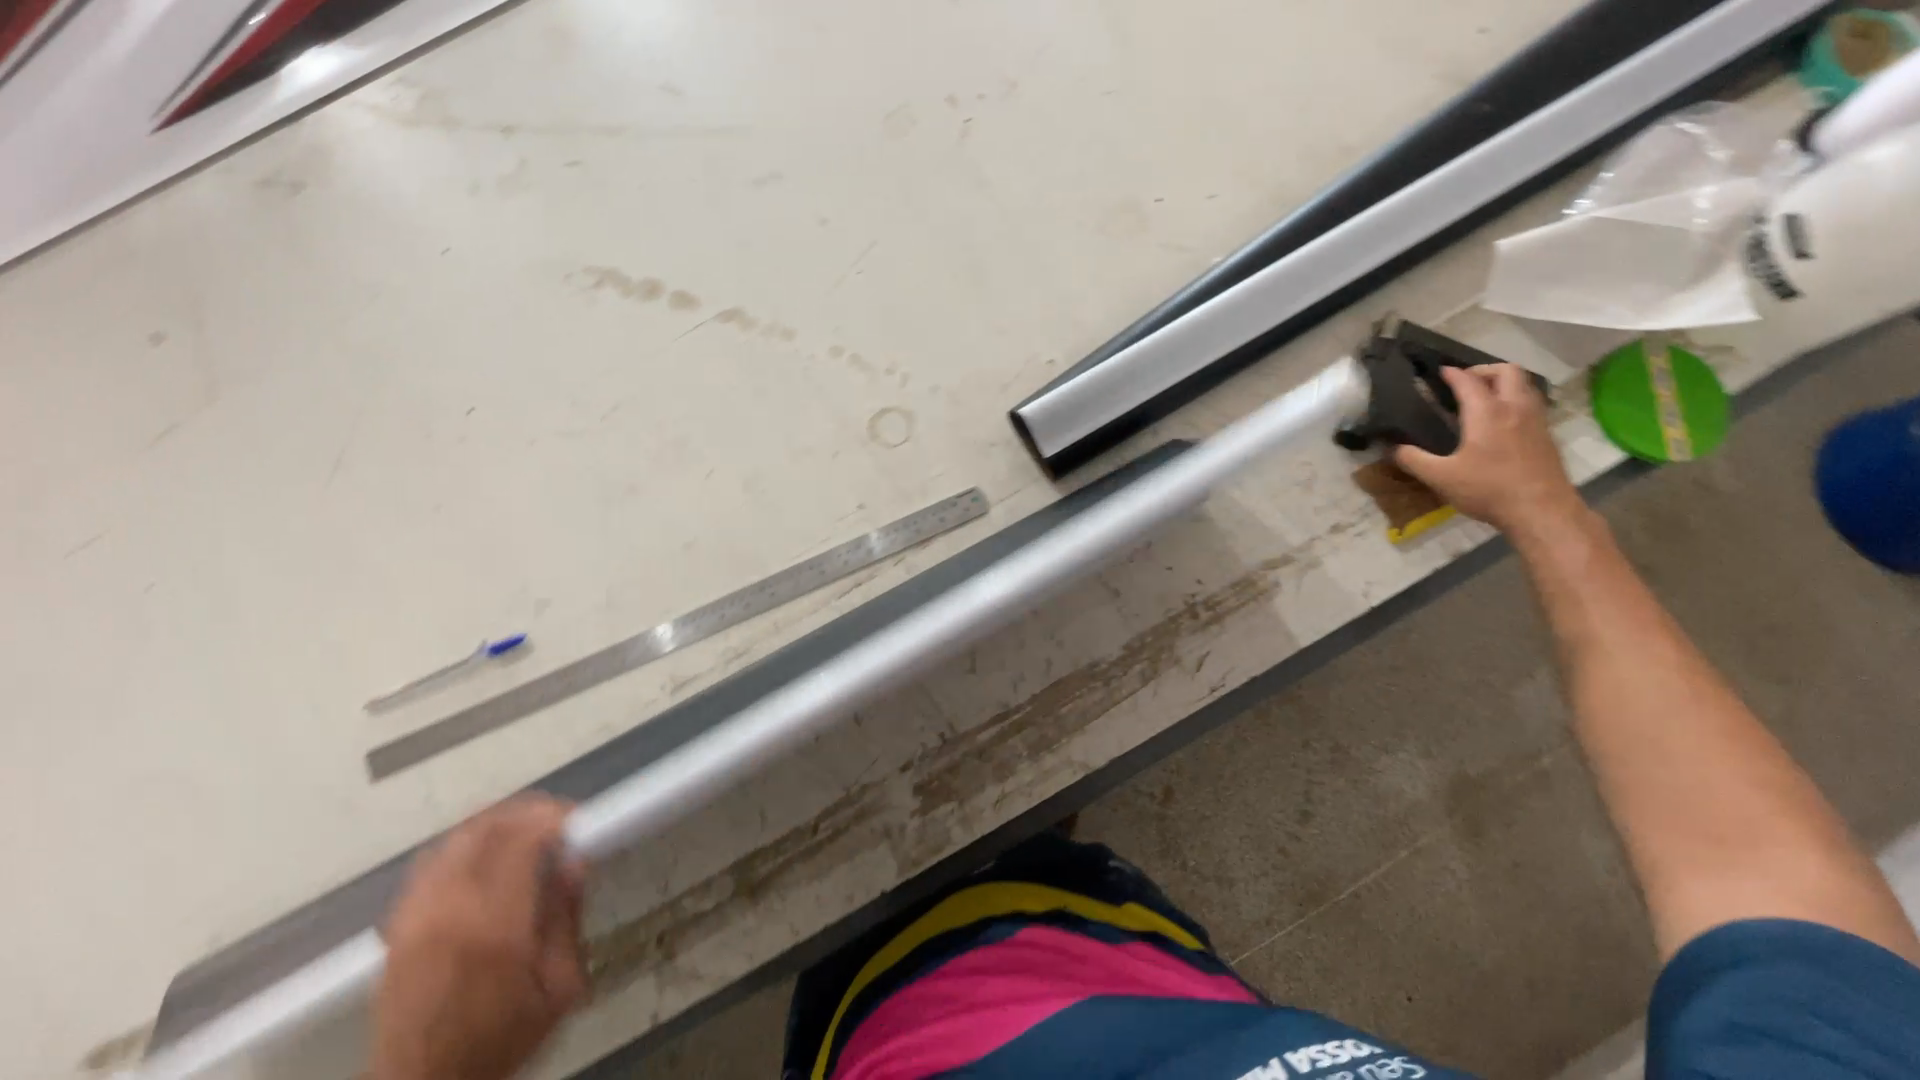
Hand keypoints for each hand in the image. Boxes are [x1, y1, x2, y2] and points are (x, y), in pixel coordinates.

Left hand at [372, 796, 588, 1079]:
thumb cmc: (501, 1040)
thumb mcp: (558, 990)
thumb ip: (565, 921)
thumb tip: (574, 864)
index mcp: (495, 927)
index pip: (522, 840)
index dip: (554, 818)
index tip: (579, 821)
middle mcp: (449, 909)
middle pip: (487, 827)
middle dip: (529, 812)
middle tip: (559, 821)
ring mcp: (416, 913)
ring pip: (456, 838)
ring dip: (497, 823)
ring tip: (527, 833)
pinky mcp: (398, 922)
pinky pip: (432, 861)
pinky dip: (465, 845)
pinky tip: (485, 859)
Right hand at [1392, 364, 1584, 536]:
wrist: (1541, 510)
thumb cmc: (1488, 489)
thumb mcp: (1441, 477)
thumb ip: (1413, 460)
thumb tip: (1391, 448)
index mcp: (1486, 412)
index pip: (1468, 381)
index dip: (1452, 373)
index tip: (1439, 372)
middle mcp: (1514, 407)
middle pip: (1506, 371)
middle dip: (1484, 370)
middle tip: (1466, 382)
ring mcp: (1535, 420)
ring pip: (1524, 384)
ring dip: (1504, 383)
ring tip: (1485, 397)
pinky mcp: (1546, 434)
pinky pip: (1532, 403)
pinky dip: (1516, 400)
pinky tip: (1503, 421)